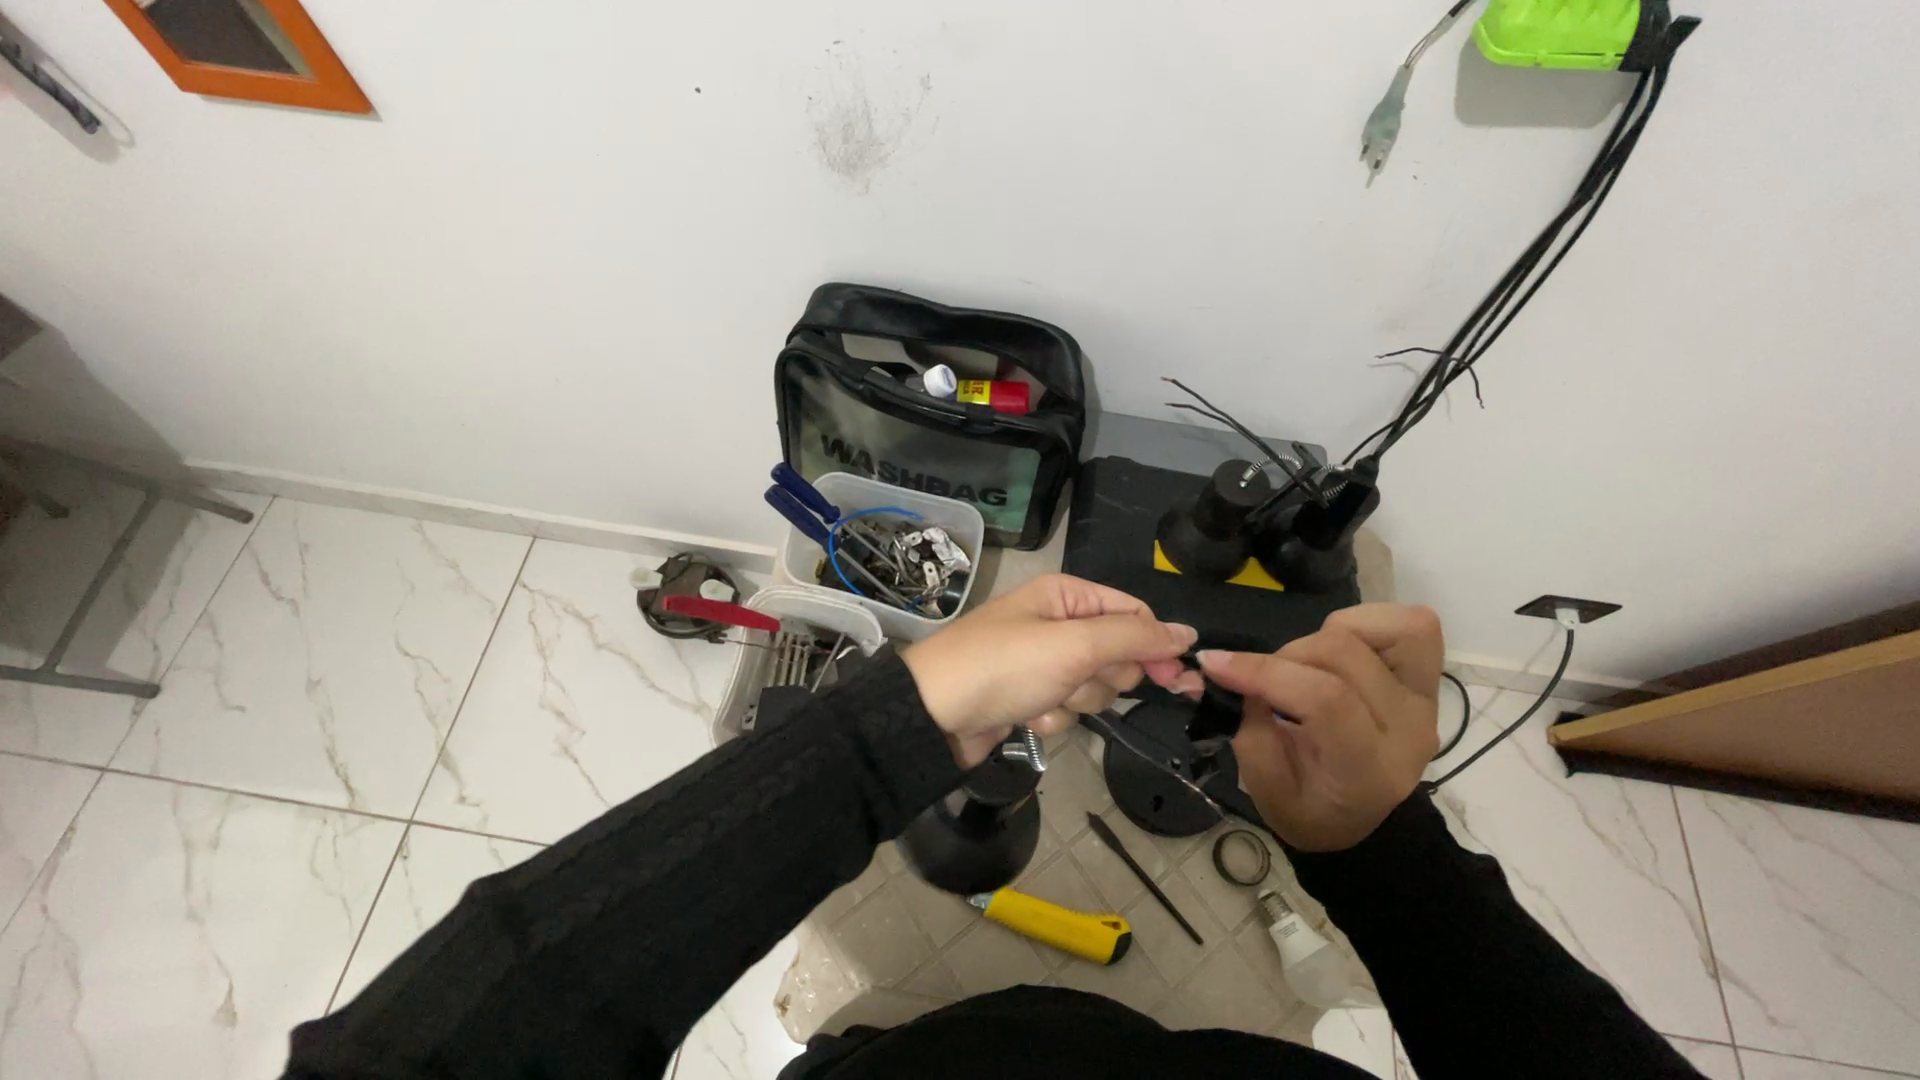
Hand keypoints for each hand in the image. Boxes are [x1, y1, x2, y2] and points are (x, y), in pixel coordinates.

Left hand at [901, 575, 1197, 767]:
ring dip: (1073, 700)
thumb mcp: (1074, 645)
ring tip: (1039, 697)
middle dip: (1100, 676)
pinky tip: (1024, 715)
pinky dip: (1051, 716)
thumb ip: (1134, 638)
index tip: (1173, 678)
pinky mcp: (1031, 695)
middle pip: (1117, 653)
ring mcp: (1043, 661)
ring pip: (1094, 686)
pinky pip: (1066, 707)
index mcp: (1066, 595)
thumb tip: (1188, 632)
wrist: (935, 715)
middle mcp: (1057, 622)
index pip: (1132, 613)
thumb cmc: (1005, 666)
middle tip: (1072, 677)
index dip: (1153, 645)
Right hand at [1199, 604, 1443, 851]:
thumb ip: (1250, 731)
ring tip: (1303, 664)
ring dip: (1323, 635)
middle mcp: (1407, 728)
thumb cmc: (1308, 808)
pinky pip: (1410, 624)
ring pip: (1378, 630)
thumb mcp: (1266, 793)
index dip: (1264, 672)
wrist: (1361, 821)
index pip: (1325, 699)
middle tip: (1263, 678)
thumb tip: (1229, 669)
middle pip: (1344, 654)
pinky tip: (1337, 650)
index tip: (1214, 664)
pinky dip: (1363, 623)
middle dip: (1285, 654)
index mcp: (1367, 768)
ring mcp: (1425, 699)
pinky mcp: (1427, 679)